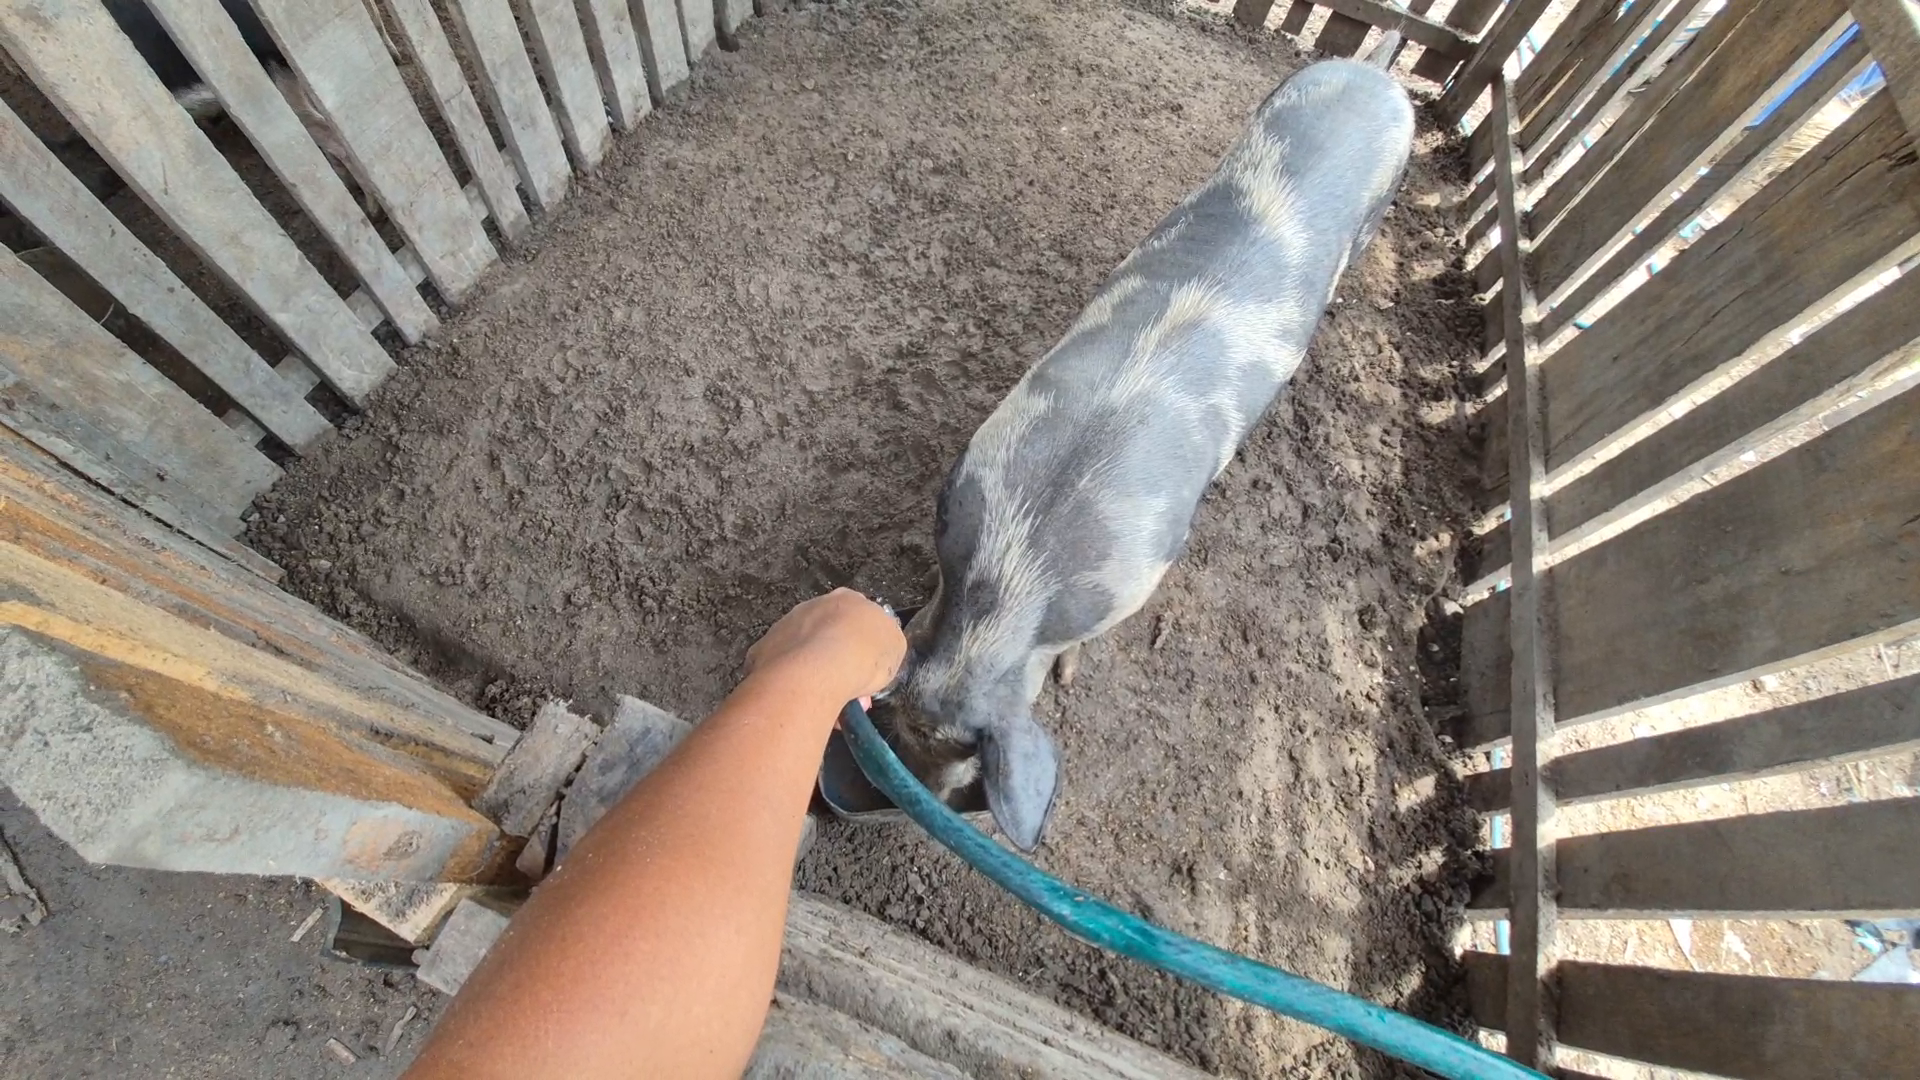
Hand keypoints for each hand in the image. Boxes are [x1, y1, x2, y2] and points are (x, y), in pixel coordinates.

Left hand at [746, 589, 906, 704]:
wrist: (814, 673)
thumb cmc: (861, 656)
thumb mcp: (895, 647)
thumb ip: (886, 642)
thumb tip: (879, 648)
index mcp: (848, 599)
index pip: (860, 620)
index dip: (866, 648)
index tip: (869, 671)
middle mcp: (814, 606)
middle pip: (831, 636)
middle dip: (841, 664)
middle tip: (851, 692)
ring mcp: (785, 626)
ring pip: (806, 654)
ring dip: (818, 676)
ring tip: (829, 705)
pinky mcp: (763, 650)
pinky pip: (783, 670)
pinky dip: (793, 684)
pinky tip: (803, 701)